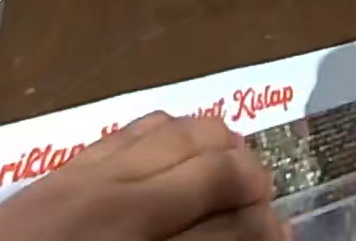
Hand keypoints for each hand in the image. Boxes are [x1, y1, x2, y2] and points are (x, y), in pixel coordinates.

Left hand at [0, 112, 285, 240]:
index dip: (259, 226)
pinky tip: (188, 143)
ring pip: (177, 131)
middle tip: (266, 200)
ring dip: (217, 141)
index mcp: (128, 233)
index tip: (282, 234)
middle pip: (205, 162)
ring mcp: (92, 170)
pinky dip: (177, 129)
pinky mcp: (73, 160)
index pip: (216, 218)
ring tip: (237, 163)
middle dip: (247, 176)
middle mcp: (116, 198)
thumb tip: (235, 233)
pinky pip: (139, 124)